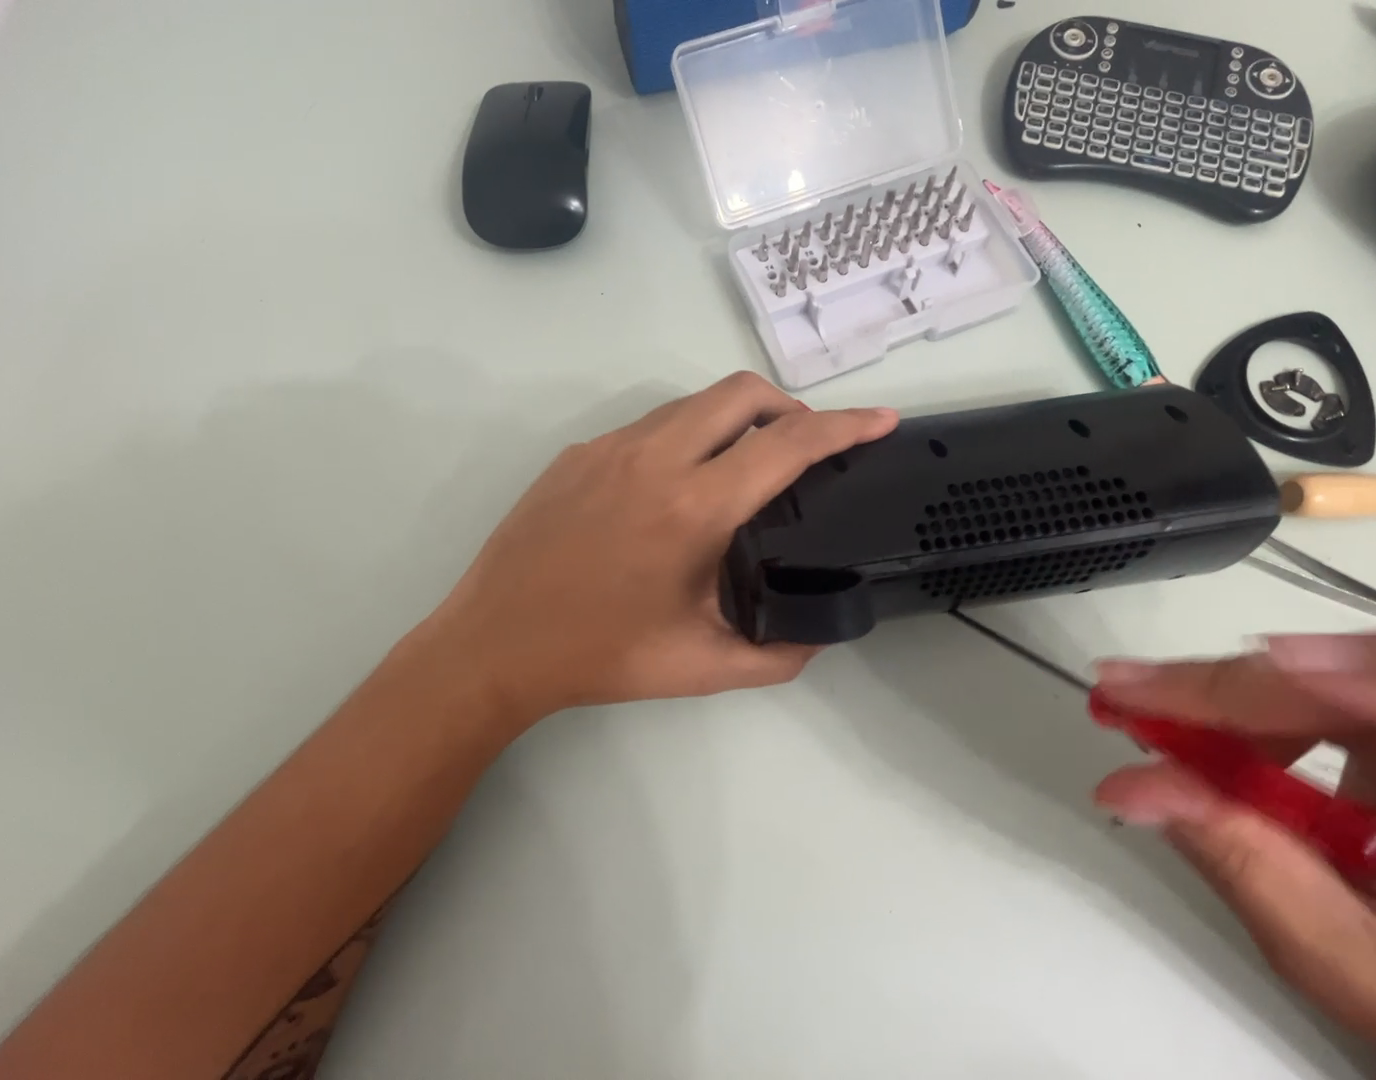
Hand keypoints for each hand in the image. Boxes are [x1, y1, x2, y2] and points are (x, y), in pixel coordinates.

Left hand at [421, 372, 896, 722]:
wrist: (494, 645)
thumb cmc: (600, 656)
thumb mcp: (702, 667)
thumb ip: (778, 653)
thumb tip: (819, 633)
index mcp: (693, 507)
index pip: (788, 444)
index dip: (845, 425)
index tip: (880, 419)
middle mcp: (652, 459)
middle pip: (741, 392)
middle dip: (790, 405)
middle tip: (806, 447)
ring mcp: (608, 449)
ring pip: (691, 404)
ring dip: (734, 420)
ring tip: (744, 468)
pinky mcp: (577, 455)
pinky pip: (648, 427)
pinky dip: (684, 439)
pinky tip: (676, 490)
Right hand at [1092, 635, 1375, 1079]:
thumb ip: (1266, 882)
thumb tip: (1136, 786)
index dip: (1348, 674)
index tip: (1220, 676)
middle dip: (1243, 688)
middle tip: (1121, 699)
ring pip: (1350, 672)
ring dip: (1242, 703)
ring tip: (1151, 733)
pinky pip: (1345, 693)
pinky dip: (1267, 719)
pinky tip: (1214, 748)